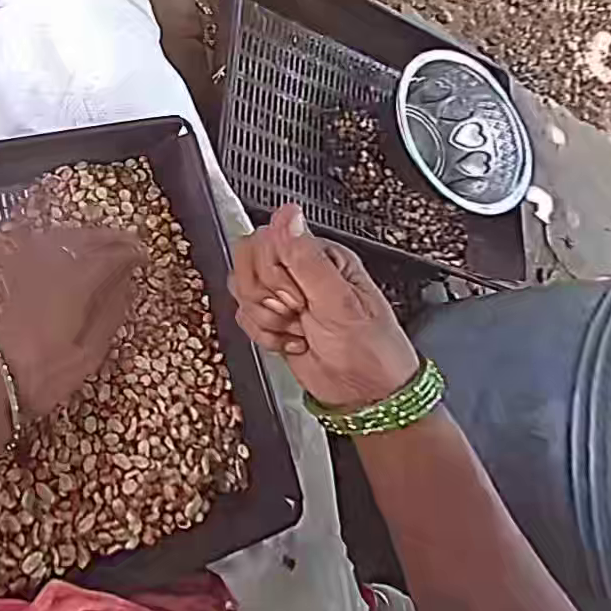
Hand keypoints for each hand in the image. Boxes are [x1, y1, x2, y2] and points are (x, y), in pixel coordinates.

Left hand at [0, 227, 144, 418]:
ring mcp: (32, 273)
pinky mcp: (20, 282)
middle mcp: (52, 271)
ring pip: (61, 239)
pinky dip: (64, 241)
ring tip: (106, 240)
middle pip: (83, 240)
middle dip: (109, 237)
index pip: (106, 257)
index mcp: (74, 286)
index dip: (127, 253)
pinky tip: (71, 247)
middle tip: (131, 241)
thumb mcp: (90, 352)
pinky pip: (45, 248)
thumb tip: (125, 283)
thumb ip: (110, 313)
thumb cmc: (49, 373)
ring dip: (86, 235)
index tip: (143, 255)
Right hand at [232, 204, 418, 407]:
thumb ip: (307, 257)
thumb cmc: (369, 348)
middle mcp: (297, 269)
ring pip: (241, 289)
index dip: (271, 271)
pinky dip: (263, 334)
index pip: (266, 240)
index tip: (295, 296)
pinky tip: (291, 341)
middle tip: (296, 312)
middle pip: (247, 262)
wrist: (364, 396)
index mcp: (319, 254)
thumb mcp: (340, 301)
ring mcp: (281, 294)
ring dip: (265, 318)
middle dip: (266, 296)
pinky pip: (242, 315)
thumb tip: (288, 214)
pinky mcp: (269, 317)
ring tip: (297, 328)